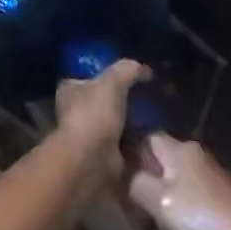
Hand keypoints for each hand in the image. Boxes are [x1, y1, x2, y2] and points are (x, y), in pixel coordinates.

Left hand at [52, 59, 148, 182]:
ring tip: (159, 127)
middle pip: (108, 103)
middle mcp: (77, 111)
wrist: (91, 159)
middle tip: (153, 103)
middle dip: (130, 105)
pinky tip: (156, 147)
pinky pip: (128, 149)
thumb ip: (128, 70)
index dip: (110, 76)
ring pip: (120, 127)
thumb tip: (144, 69)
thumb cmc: (94, 114)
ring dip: (139, 130)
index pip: (91, 77)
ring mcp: (90, 136)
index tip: (134, 78)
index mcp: (71, 90)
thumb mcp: (112, 82)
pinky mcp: (105, 157)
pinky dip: (142, 151)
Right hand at [128, 134, 230, 229]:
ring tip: (152, 220)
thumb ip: (134, 183)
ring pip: (176, 179)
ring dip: (163, 196)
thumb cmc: (203, 221)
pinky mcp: (225, 200)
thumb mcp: (157, 201)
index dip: (129, 155)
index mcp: (180, 148)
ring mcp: (214, 178)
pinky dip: (182, 209)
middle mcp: (197, 155)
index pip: (144, 138)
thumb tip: (123, 175)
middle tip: (131, 202)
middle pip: (160, 159)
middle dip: (145, 178)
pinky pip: (192, 196)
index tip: (117, 179)